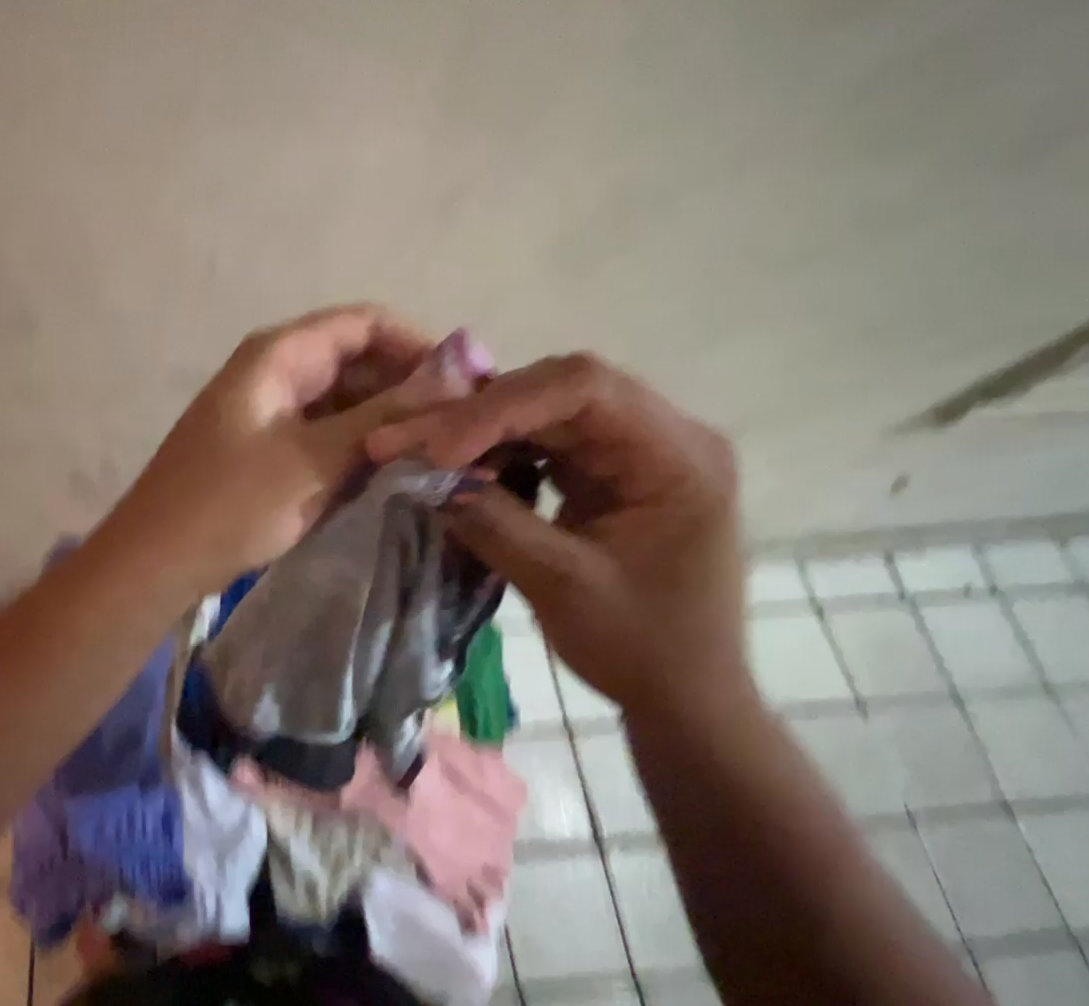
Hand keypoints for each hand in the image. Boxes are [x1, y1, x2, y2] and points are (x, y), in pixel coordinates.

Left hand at [101, 304, 440, 593]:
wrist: (155, 563)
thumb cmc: (231, 504)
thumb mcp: (317, 458)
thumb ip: (387, 414)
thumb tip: (458, 371)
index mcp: (279, 354)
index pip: (365, 323)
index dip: (420, 346)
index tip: (468, 386)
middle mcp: (275, 371)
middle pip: (357, 360)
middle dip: (408, 388)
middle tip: (460, 430)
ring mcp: (269, 412)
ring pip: (344, 400)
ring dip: (386, 422)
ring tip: (438, 454)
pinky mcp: (268, 450)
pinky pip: (326, 433)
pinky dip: (359, 447)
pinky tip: (393, 474)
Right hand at [367, 353, 749, 719]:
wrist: (685, 698)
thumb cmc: (642, 648)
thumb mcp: (563, 586)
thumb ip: (494, 523)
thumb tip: (423, 479)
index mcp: (678, 455)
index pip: (584, 389)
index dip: (501, 407)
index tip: (438, 451)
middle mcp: (664, 435)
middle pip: (559, 391)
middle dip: (477, 414)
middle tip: (403, 438)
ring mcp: (635, 451)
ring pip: (544, 412)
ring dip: (478, 429)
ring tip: (417, 451)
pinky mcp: (609, 473)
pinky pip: (546, 442)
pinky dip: (496, 452)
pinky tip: (456, 467)